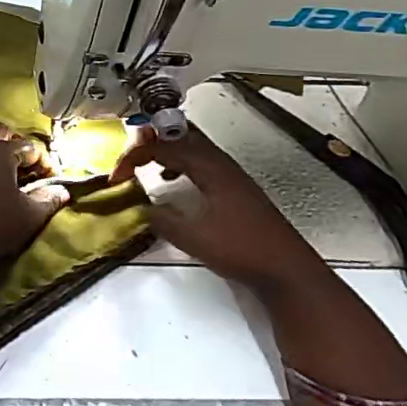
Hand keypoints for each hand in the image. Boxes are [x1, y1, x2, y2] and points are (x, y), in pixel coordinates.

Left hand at [0, 125, 70, 269]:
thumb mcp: (30, 216)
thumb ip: (48, 199)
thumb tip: (61, 190)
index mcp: (0, 150)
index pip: (29, 147)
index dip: (44, 162)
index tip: (51, 181)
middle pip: (1, 134)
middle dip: (16, 148)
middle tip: (28, 172)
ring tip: (8, 181)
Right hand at [112, 127, 328, 296]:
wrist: (289, 272)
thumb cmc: (245, 251)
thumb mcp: (195, 239)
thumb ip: (164, 221)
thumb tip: (143, 209)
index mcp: (210, 168)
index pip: (163, 147)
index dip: (134, 157)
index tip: (117, 177)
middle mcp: (220, 164)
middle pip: (181, 134)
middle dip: (150, 137)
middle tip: (129, 149)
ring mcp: (230, 174)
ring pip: (191, 145)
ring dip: (164, 147)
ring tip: (145, 160)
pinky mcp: (234, 187)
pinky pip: (199, 159)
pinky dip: (178, 160)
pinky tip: (172, 178)